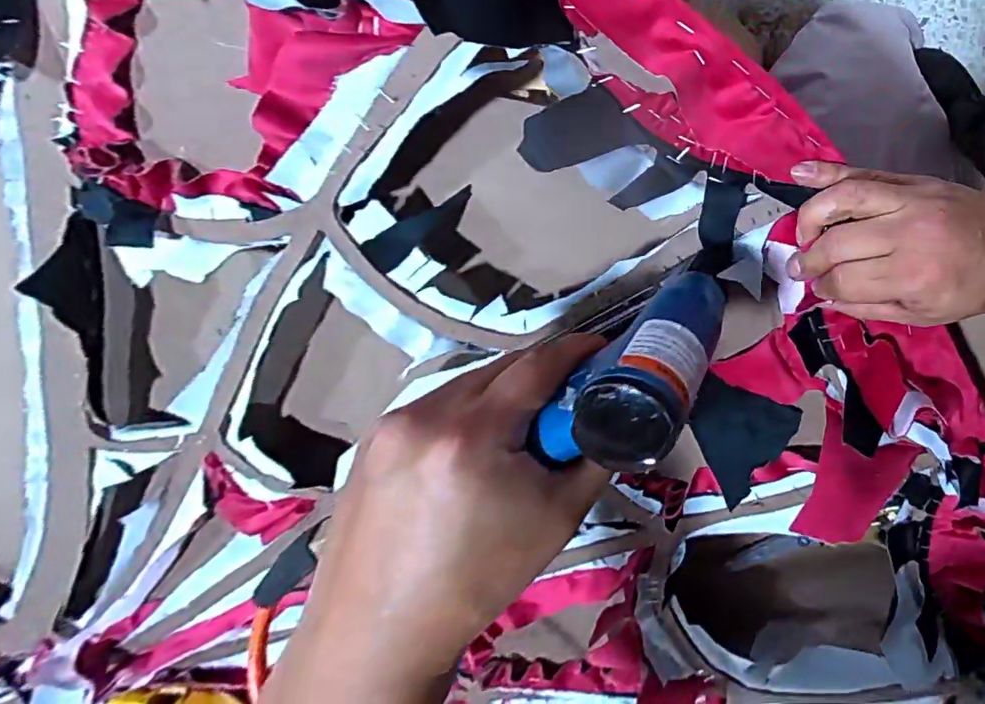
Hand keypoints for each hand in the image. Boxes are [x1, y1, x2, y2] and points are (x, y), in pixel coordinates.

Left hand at [265, 334, 610, 703]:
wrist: (378, 637)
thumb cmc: (479, 578)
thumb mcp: (560, 516)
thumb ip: (595, 454)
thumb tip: (612, 418)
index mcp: (472, 432)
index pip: (537, 363)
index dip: (575, 348)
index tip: (602, 348)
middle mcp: (426, 414)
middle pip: (502, 367)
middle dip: (542, 371)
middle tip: (569, 395)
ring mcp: (392, 425)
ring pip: (468, 383)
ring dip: (504, 390)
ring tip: (522, 427)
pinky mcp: (372, 441)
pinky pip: (437, 404)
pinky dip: (468, 409)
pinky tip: (476, 446)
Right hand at [787, 161, 984, 324]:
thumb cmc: (974, 287)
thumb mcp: (927, 315)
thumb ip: (871, 307)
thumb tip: (824, 298)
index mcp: (914, 277)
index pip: (846, 281)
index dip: (823, 287)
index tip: (817, 289)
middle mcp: (907, 235)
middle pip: (837, 244)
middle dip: (809, 258)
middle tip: (800, 266)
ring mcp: (907, 200)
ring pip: (842, 200)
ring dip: (811, 216)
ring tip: (803, 233)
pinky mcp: (909, 180)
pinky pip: (861, 172)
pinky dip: (827, 170)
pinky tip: (799, 172)